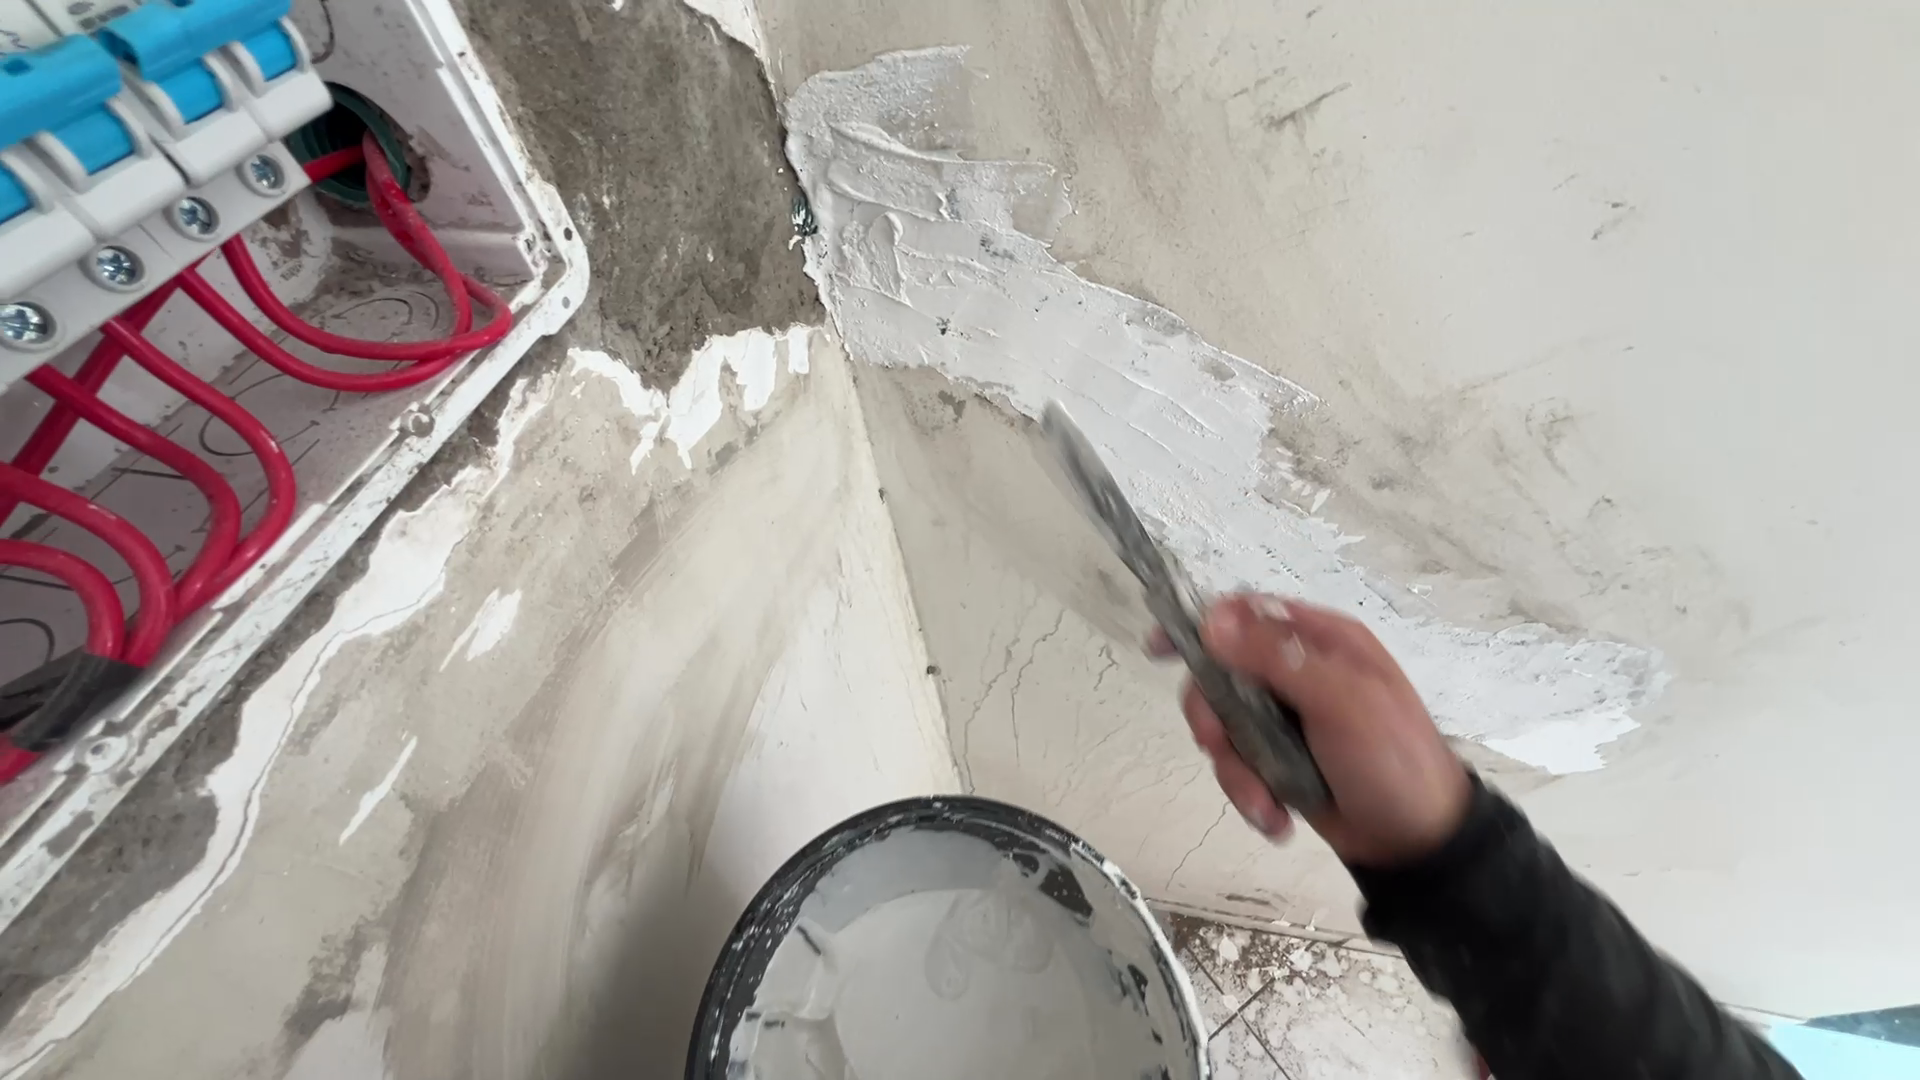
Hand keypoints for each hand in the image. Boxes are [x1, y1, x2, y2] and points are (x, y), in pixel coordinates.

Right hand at [1157, 594, 1471, 866]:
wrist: (1420, 845)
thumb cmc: (1391, 760)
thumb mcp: (1341, 701)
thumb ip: (1277, 656)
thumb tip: (1211, 619)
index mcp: (1317, 640)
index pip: (1244, 613)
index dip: (1198, 626)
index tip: (1158, 650)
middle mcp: (1294, 670)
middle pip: (1217, 674)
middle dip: (1213, 718)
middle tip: (1218, 747)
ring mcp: (1282, 715)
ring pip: (1221, 724)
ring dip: (1234, 769)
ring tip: (1265, 803)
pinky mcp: (1275, 756)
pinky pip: (1235, 761)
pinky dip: (1247, 791)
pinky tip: (1274, 817)